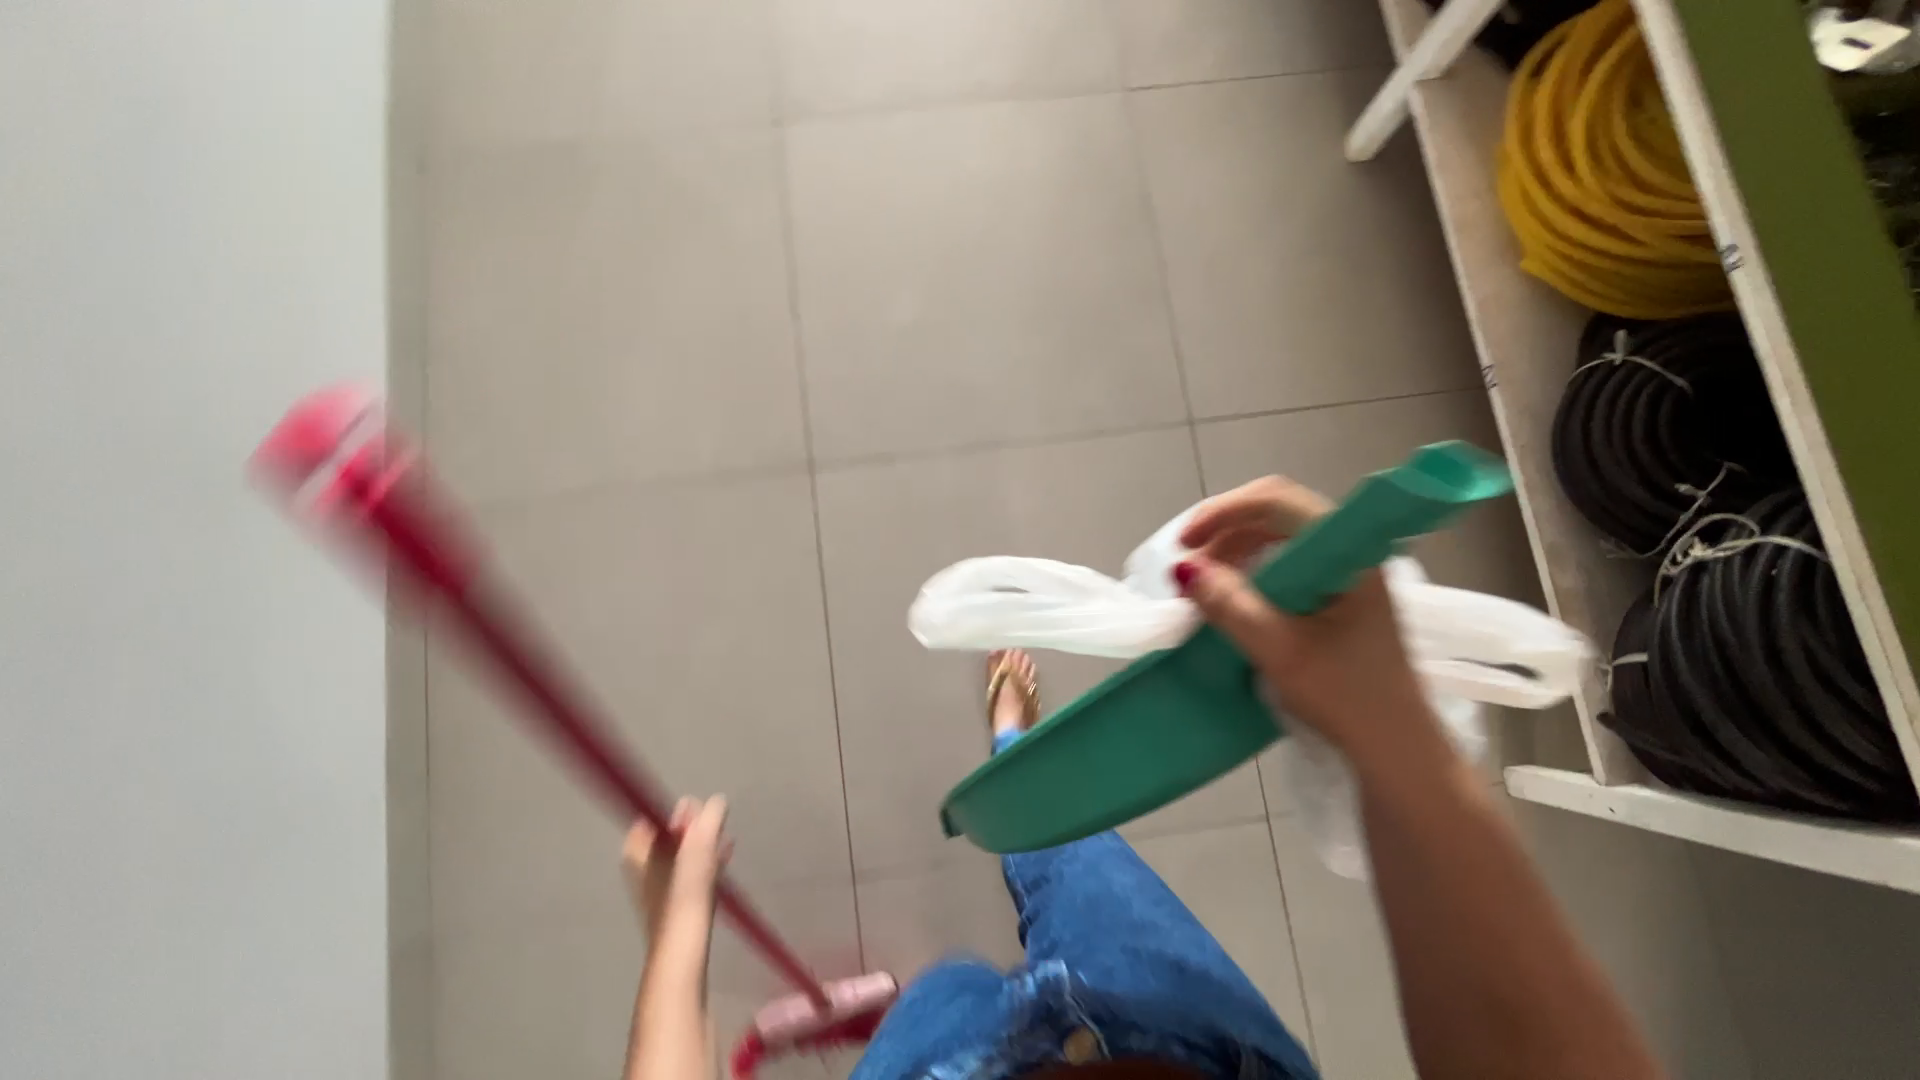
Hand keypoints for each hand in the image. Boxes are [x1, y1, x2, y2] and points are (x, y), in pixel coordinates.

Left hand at [622, 796, 731, 942]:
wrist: (682, 954)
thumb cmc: (683, 897)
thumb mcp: (698, 850)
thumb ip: (709, 821)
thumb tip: (717, 800)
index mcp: (638, 854)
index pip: (649, 819)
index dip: (673, 812)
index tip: (694, 814)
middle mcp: (644, 869)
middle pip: (668, 836)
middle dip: (691, 826)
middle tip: (714, 821)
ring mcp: (660, 888)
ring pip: (682, 853)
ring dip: (702, 841)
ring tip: (723, 834)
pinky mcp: (678, 904)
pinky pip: (693, 870)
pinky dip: (707, 859)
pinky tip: (726, 854)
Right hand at [1174, 477, 1443, 765]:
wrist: (1396, 750)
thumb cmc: (1347, 697)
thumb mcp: (1280, 651)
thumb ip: (1231, 607)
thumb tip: (1184, 571)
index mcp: (1348, 554)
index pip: (1277, 502)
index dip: (1223, 512)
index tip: (1184, 544)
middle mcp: (1349, 553)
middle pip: (1275, 514)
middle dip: (1222, 533)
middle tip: (1186, 569)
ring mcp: (1344, 574)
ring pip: (1277, 539)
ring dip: (1232, 553)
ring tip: (1200, 586)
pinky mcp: (1335, 597)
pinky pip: (1284, 565)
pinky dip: (1249, 573)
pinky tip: (1228, 597)